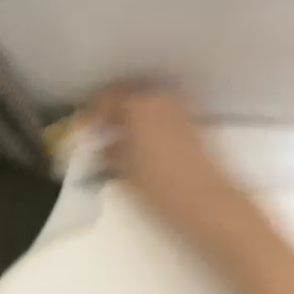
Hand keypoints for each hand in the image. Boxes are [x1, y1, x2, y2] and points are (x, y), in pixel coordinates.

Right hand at [89, 84, 242, 239]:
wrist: (208, 201)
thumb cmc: (161, 186)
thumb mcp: (125, 171)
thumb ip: (110, 152)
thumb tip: (104, 145)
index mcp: (138, 104)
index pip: (107, 96)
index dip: (93, 111)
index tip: (86, 128)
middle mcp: (160, 98)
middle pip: (130, 93)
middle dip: (114, 110)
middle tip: (102, 131)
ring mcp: (180, 108)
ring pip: (149, 101)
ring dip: (134, 115)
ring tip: (123, 138)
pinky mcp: (194, 122)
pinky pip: (164, 112)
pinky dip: (151, 121)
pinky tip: (146, 143)